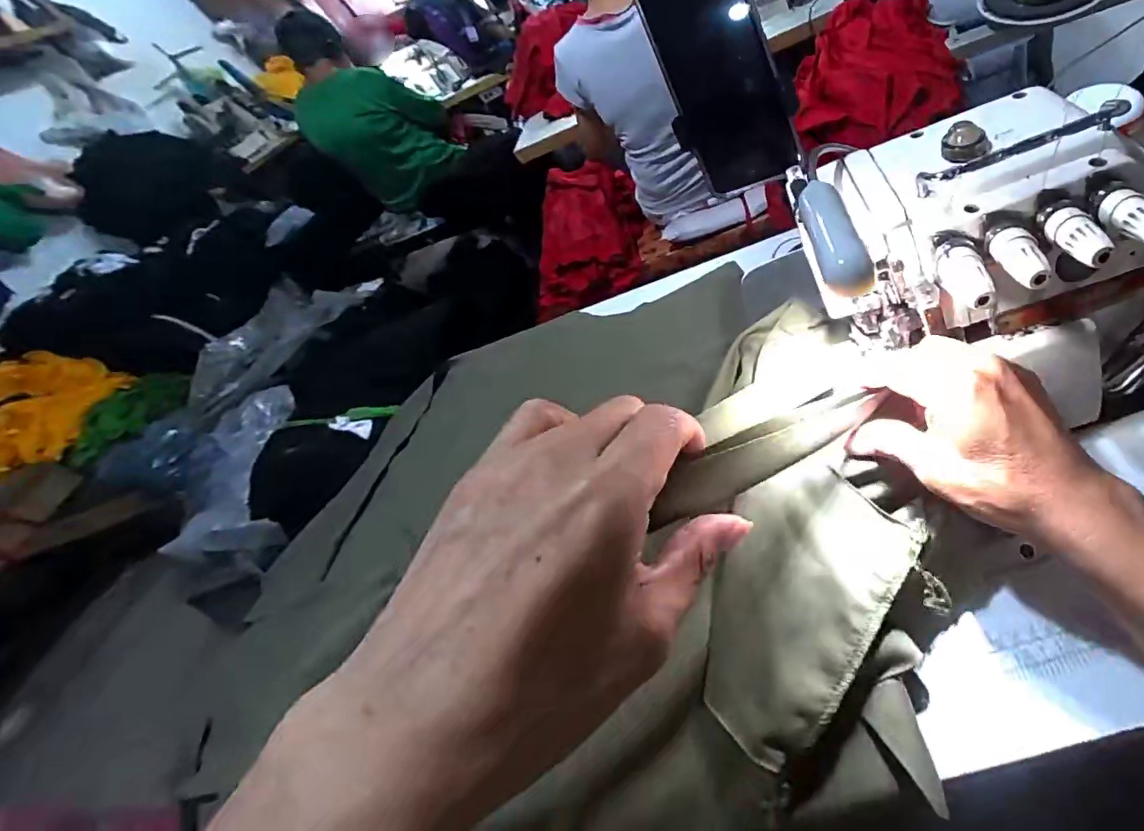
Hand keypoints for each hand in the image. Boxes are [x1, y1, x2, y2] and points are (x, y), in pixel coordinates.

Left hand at [215, 396, 750, 829]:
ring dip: (605, 435)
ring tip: (602, 487)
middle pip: (625, 411)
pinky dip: (555, 437)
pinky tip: (549, 488)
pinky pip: (525, 429)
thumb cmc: (543, 690)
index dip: (690, 438)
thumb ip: (692, 562)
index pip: (663, 423)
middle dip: (654, 438)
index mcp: (609, 498)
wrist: (409, 731)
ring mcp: (503, 470)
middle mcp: (557, 466)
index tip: (695, 475)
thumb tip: (734, 522)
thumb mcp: (643, 637)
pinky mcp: (465, 486)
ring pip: (576, 414)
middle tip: (656, 493)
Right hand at [847, 336, 1116, 546]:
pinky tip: (952, 403)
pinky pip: (975, 361)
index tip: (856, 386)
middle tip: (884, 401)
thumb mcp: (939, 470)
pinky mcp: (1020, 374)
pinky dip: (954, 372)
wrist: (1065, 494)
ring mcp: (1005, 365)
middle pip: (924, 352)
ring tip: (917, 406)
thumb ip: (895, 443)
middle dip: (900, 371)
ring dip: (927, 370)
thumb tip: (859, 437)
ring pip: (951, 353)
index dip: (873, 375)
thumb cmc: (1002, 489)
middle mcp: (982, 363)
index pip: (901, 367)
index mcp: (959, 385)